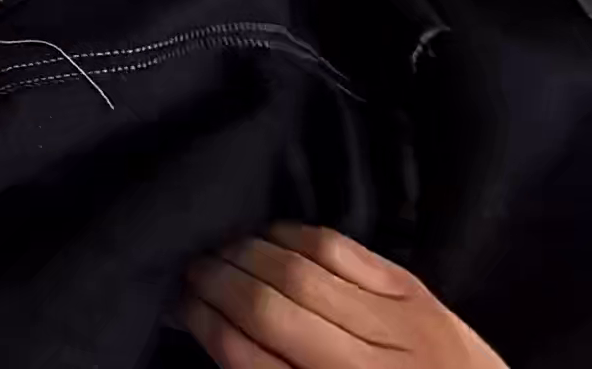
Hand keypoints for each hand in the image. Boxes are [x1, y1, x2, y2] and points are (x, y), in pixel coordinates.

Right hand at [181, 226, 506, 368]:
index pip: (248, 359)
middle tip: (189, 266)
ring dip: (245, 252)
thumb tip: (209, 324)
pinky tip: (267, 235)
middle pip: (269, 311)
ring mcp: (398, 325)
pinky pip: (338, 247)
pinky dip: (292, 235)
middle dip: (217, 282)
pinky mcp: (413, 289)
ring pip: (298, 272)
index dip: (204, 323)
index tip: (179, 300)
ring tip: (219, 247)